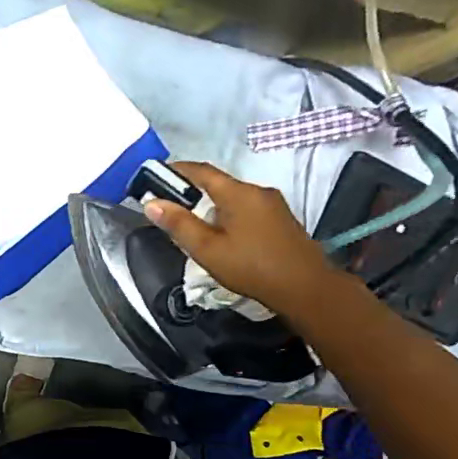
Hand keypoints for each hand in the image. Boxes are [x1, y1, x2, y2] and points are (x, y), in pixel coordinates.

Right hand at [143, 161, 337, 315]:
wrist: (306, 288)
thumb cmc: (252, 267)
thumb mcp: (208, 249)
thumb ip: (179, 224)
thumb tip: (151, 203)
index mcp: (238, 193)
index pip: (201, 171)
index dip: (176, 170)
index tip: (154, 176)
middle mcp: (258, 191)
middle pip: (218, 184)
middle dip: (191, 191)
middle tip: (168, 208)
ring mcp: (273, 205)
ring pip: (233, 198)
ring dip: (210, 206)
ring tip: (191, 226)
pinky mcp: (280, 220)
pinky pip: (246, 209)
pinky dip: (227, 215)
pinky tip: (220, 235)